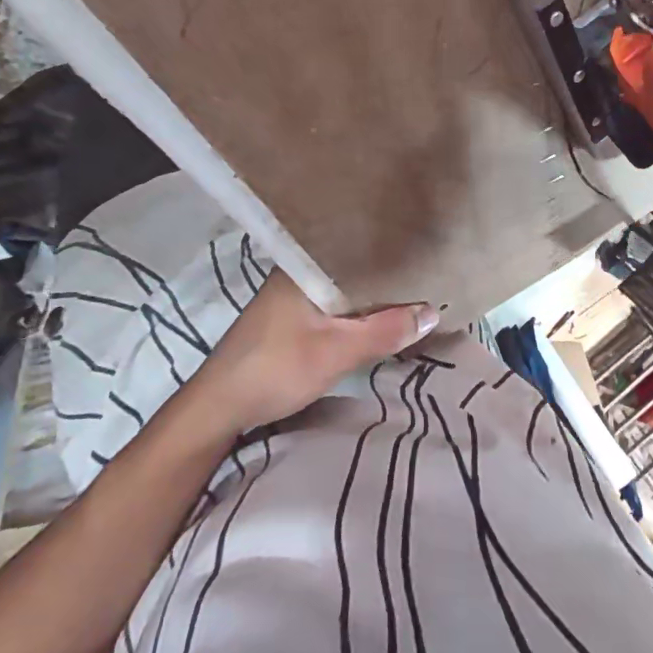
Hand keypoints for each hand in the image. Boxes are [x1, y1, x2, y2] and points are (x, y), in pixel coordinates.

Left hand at [183, 270, 437, 435]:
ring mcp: (291, 296)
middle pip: (352, 269)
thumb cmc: (276, 369)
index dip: (392, 252)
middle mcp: (297, 272)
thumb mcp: (337, 352)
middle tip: (429, 277)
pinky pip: (332, 306)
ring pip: (342, 290)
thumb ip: (384, 331)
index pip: (357, 247)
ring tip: (413, 296)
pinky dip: (355, 313)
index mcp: (304, 265)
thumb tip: (433, 312)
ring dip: (371, 298)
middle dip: (386, 277)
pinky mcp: (288, 319)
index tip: (427, 253)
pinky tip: (377, 320)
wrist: (220, 406)